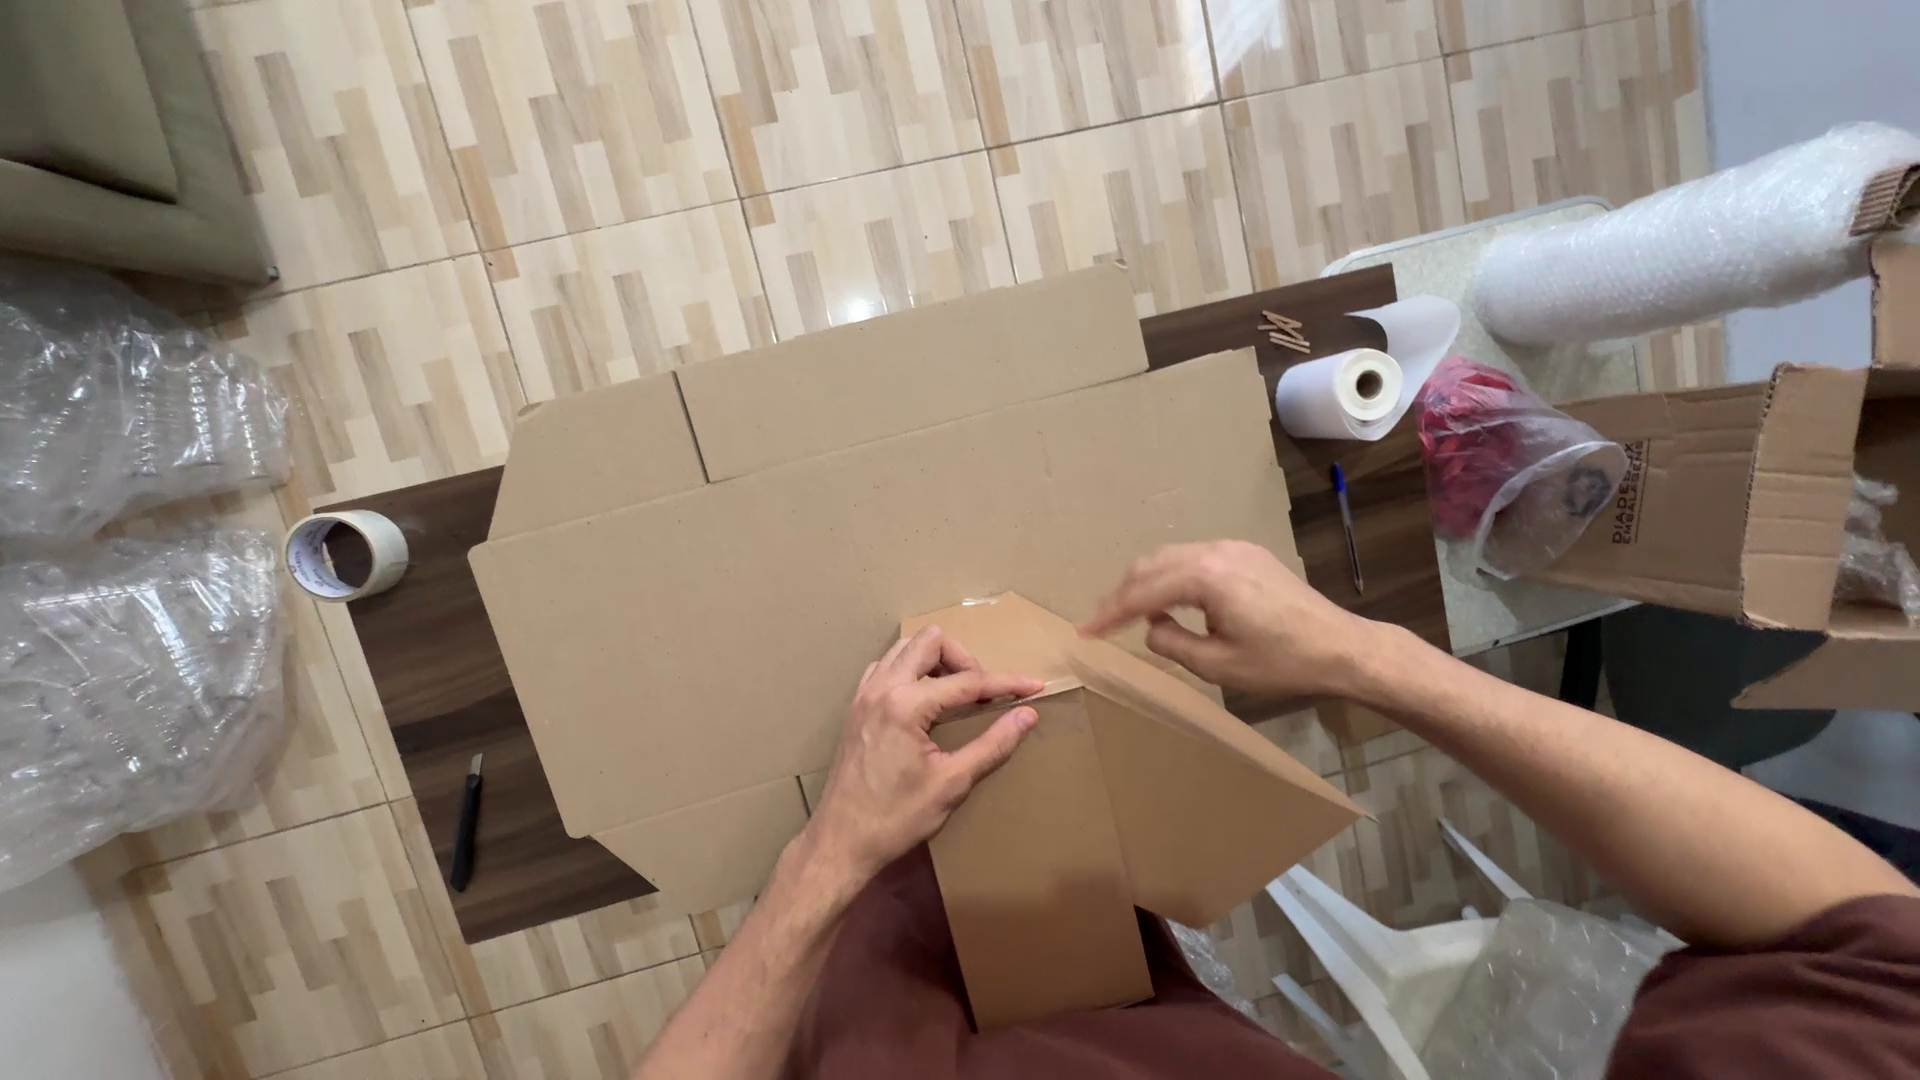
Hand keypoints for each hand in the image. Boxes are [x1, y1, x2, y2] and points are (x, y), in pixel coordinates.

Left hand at [803, 626, 1044, 886]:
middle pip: (932, 641)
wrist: (841, 841)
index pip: (967, 680)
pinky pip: (887, 666)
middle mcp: (882, 687)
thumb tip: (1027, 715)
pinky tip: (925, 701)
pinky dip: (912, 671)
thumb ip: (992, 744)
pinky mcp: (856, 706)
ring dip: (936, 661)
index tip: (1035, 686)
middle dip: (965, 659)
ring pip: (906, 647)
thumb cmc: (896, 818)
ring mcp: (864, 694)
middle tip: (983, 694)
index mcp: (906, 705)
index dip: (1006, 682)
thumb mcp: (952, 784)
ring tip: (957, 694)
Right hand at [1080, 540, 1373, 698]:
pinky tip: (1169, 598)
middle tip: (1102, 622)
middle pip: (1151, 565)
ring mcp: (1233, 548)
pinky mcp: (1246, 553)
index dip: (1110, 613)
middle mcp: (1215, 551)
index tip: (1085, 632)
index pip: (1142, 592)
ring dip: (1145, 582)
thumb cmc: (1281, 663)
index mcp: (1205, 577)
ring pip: (1170, 557)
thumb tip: (1152, 626)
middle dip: (1122, 593)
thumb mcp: (1217, 665)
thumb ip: (1171, 643)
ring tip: (1128, 611)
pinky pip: (1194, 557)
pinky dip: (1171, 575)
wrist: (1342, 647)